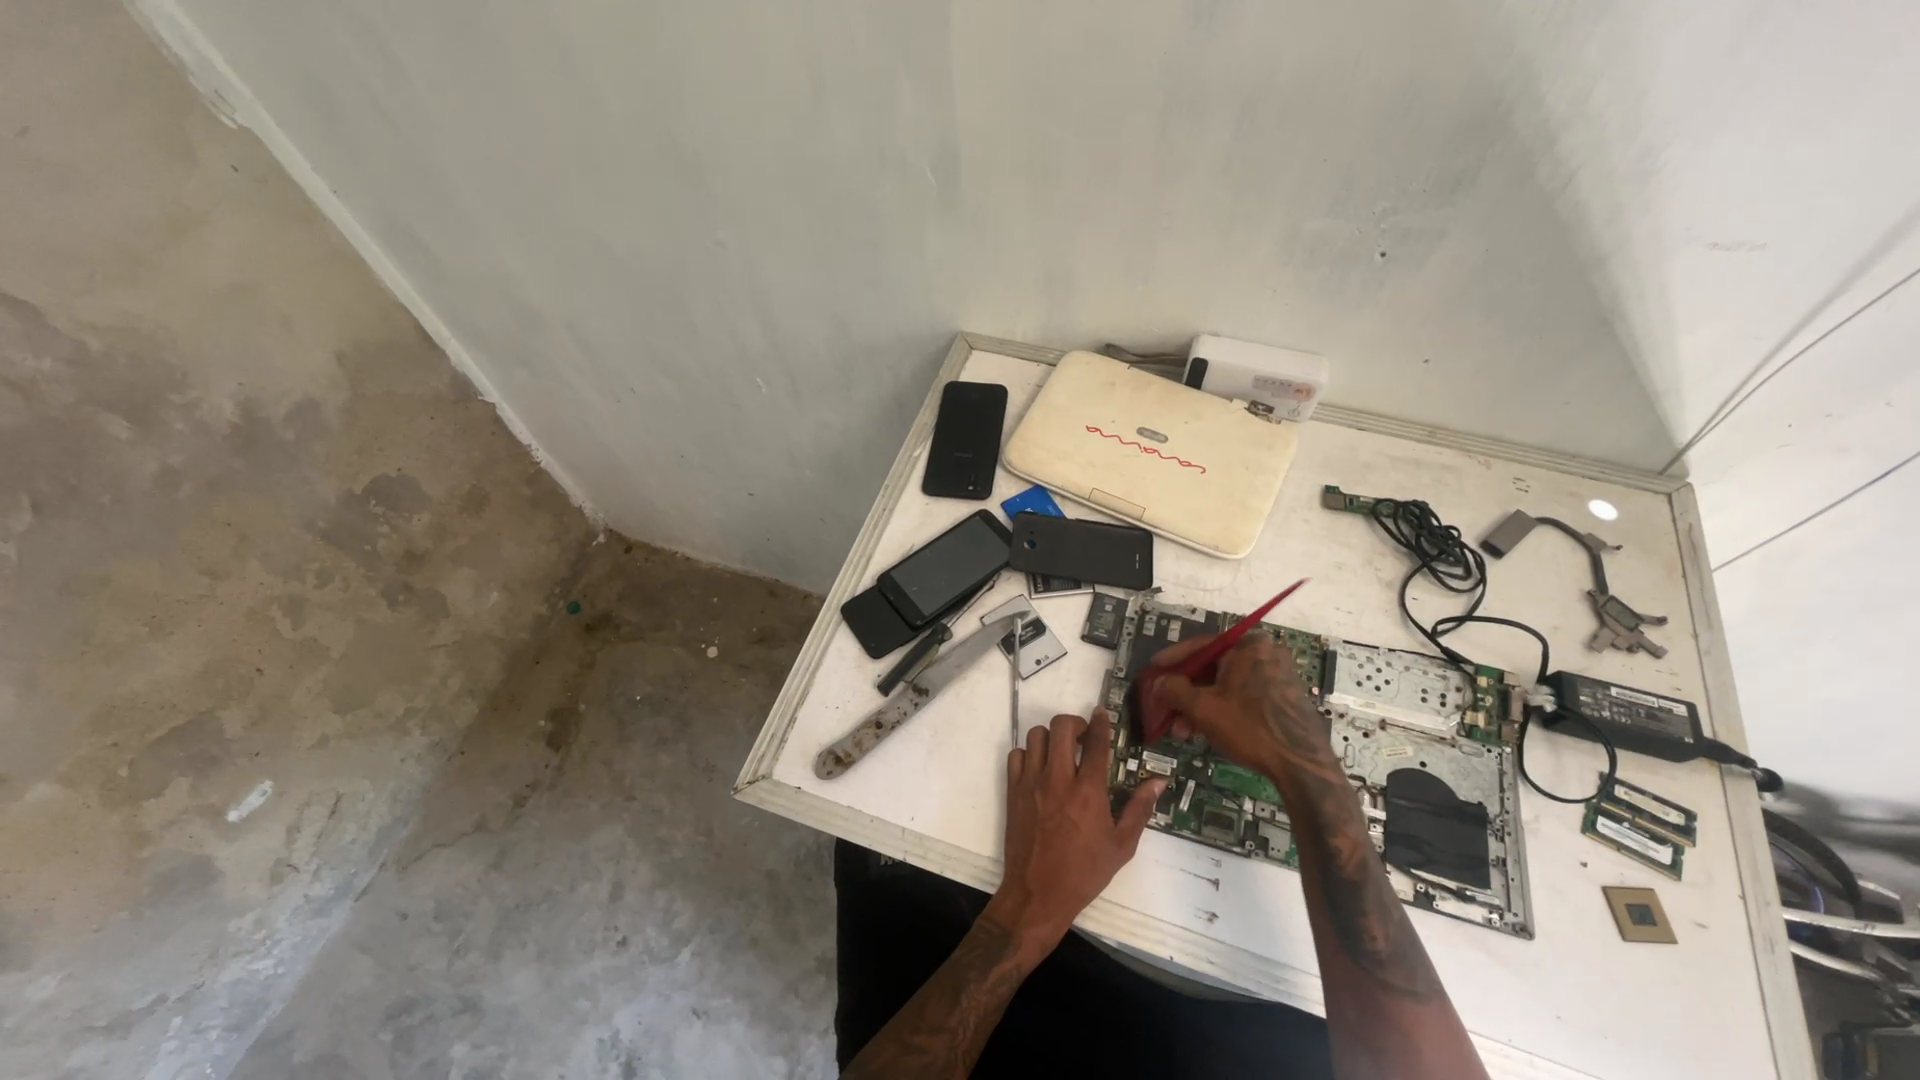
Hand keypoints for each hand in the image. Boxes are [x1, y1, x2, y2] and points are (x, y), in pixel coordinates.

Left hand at [987, 710, 1162, 962]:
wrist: (1037, 894)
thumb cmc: (1085, 873)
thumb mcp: (1122, 846)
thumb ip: (1139, 809)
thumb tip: (1158, 782)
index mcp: (1089, 792)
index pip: (1096, 743)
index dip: (1101, 722)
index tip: (1102, 713)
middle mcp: (1058, 780)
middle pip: (1061, 727)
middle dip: (1075, 724)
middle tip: (1082, 738)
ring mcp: (1031, 783)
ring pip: (1036, 736)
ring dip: (1051, 738)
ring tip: (1061, 753)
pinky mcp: (1013, 792)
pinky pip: (1016, 755)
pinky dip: (1029, 754)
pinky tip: (1040, 769)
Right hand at [1151, 633, 1332, 777]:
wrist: (1300, 763)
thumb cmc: (1249, 726)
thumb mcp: (1202, 708)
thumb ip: (1174, 689)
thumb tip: (1159, 683)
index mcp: (1249, 645)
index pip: (1202, 645)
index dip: (1173, 659)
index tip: (1154, 668)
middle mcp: (1266, 653)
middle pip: (1214, 668)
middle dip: (1186, 692)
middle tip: (1166, 708)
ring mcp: (1278, 675)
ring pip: (1227, 686)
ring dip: (1201, 706)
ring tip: (1183, 731)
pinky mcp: (1283, 697)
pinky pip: (1243, 696)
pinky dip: (1222, 709)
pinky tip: (1206, 730)